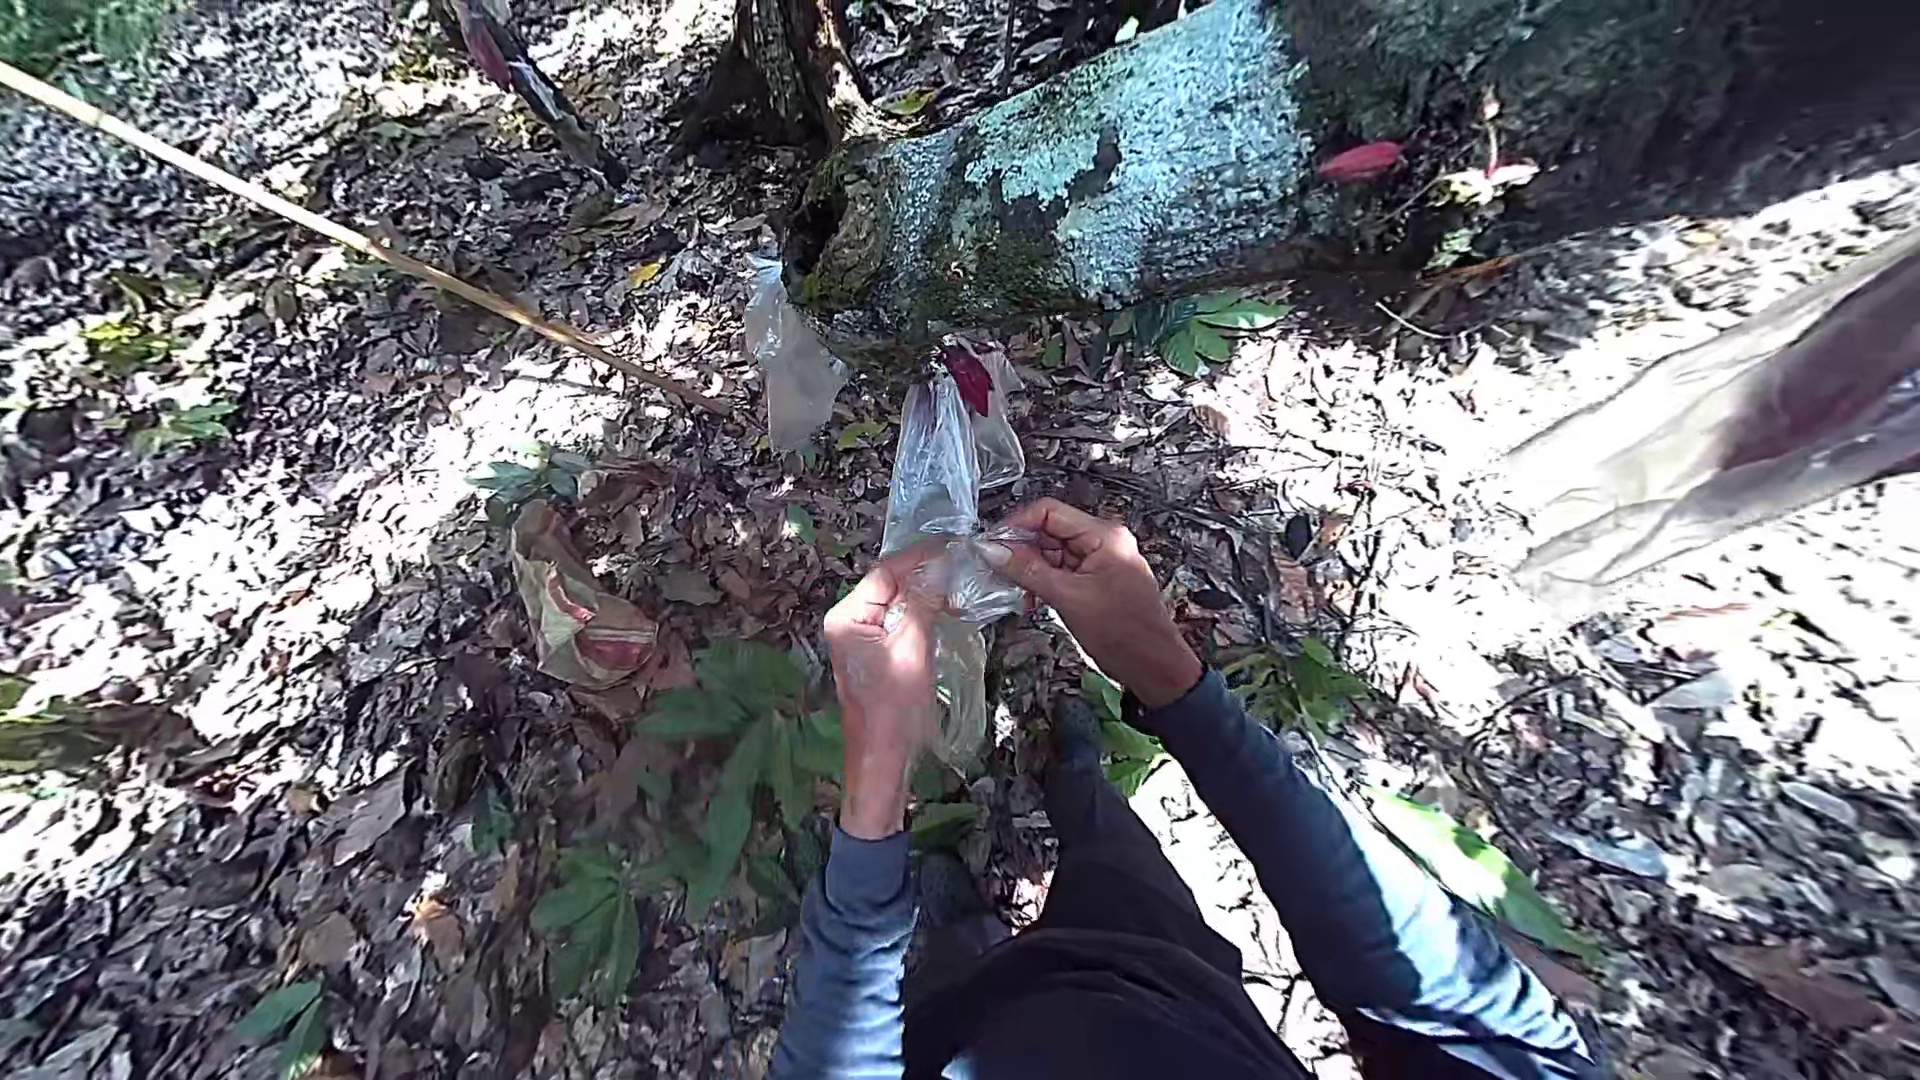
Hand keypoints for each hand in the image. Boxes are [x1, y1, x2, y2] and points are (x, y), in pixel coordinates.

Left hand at [823, 548, 939, 838]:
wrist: (884, 761)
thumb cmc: (894, 710)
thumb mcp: (912, 650)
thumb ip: (921, 604)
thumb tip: (939, 567)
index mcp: (847, 618)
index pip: (884, 573)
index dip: (918, 557)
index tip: (951, 545)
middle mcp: (848, 622)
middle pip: (889, 585)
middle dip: (923, 573)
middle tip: (959, 560)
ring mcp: (860, 638)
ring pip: (896, 602)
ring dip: (925, 592)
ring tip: (957, 580)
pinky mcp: (874, 652)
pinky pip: (898, 620)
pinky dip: (921, 611)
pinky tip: (944, 606)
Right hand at [982, 499, 1201, 708]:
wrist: (1153, 667)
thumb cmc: (1125, 633)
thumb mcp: (1068, 598)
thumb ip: (1027, 571)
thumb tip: (994, 551)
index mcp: (1104, 536)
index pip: (1049, 512)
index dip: (1017, 524)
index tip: (994, 543)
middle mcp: (1103, 542)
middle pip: (1049, 531)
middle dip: (1022, 549)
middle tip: (998, 568)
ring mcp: (1099, 561)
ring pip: (1052, 552)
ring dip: (1030, 569)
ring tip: (1015, 589)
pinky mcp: (1094, 580)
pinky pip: (1061, 570)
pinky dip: (1043, 581)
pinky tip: (1030, 598)